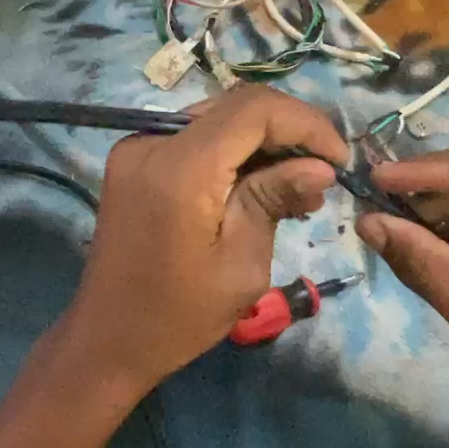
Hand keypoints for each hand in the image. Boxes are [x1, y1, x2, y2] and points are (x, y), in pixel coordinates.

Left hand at [58, 86, 348, 398]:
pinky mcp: (133, 162)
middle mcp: (151, 142)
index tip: (341, 159)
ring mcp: (136, 148)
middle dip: (289, 131)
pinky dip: (231, 153)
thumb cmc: (179, 316)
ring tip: (297, 186)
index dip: (306, 124)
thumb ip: (274, 200)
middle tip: (324, 173)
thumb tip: (320, 166)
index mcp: (180, 168)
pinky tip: (257, 186)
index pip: (254, 110)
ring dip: (262, 142)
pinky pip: (194, 139)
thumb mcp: (241, 265)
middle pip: (235, 107)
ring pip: (216, 119)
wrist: (107, 340)